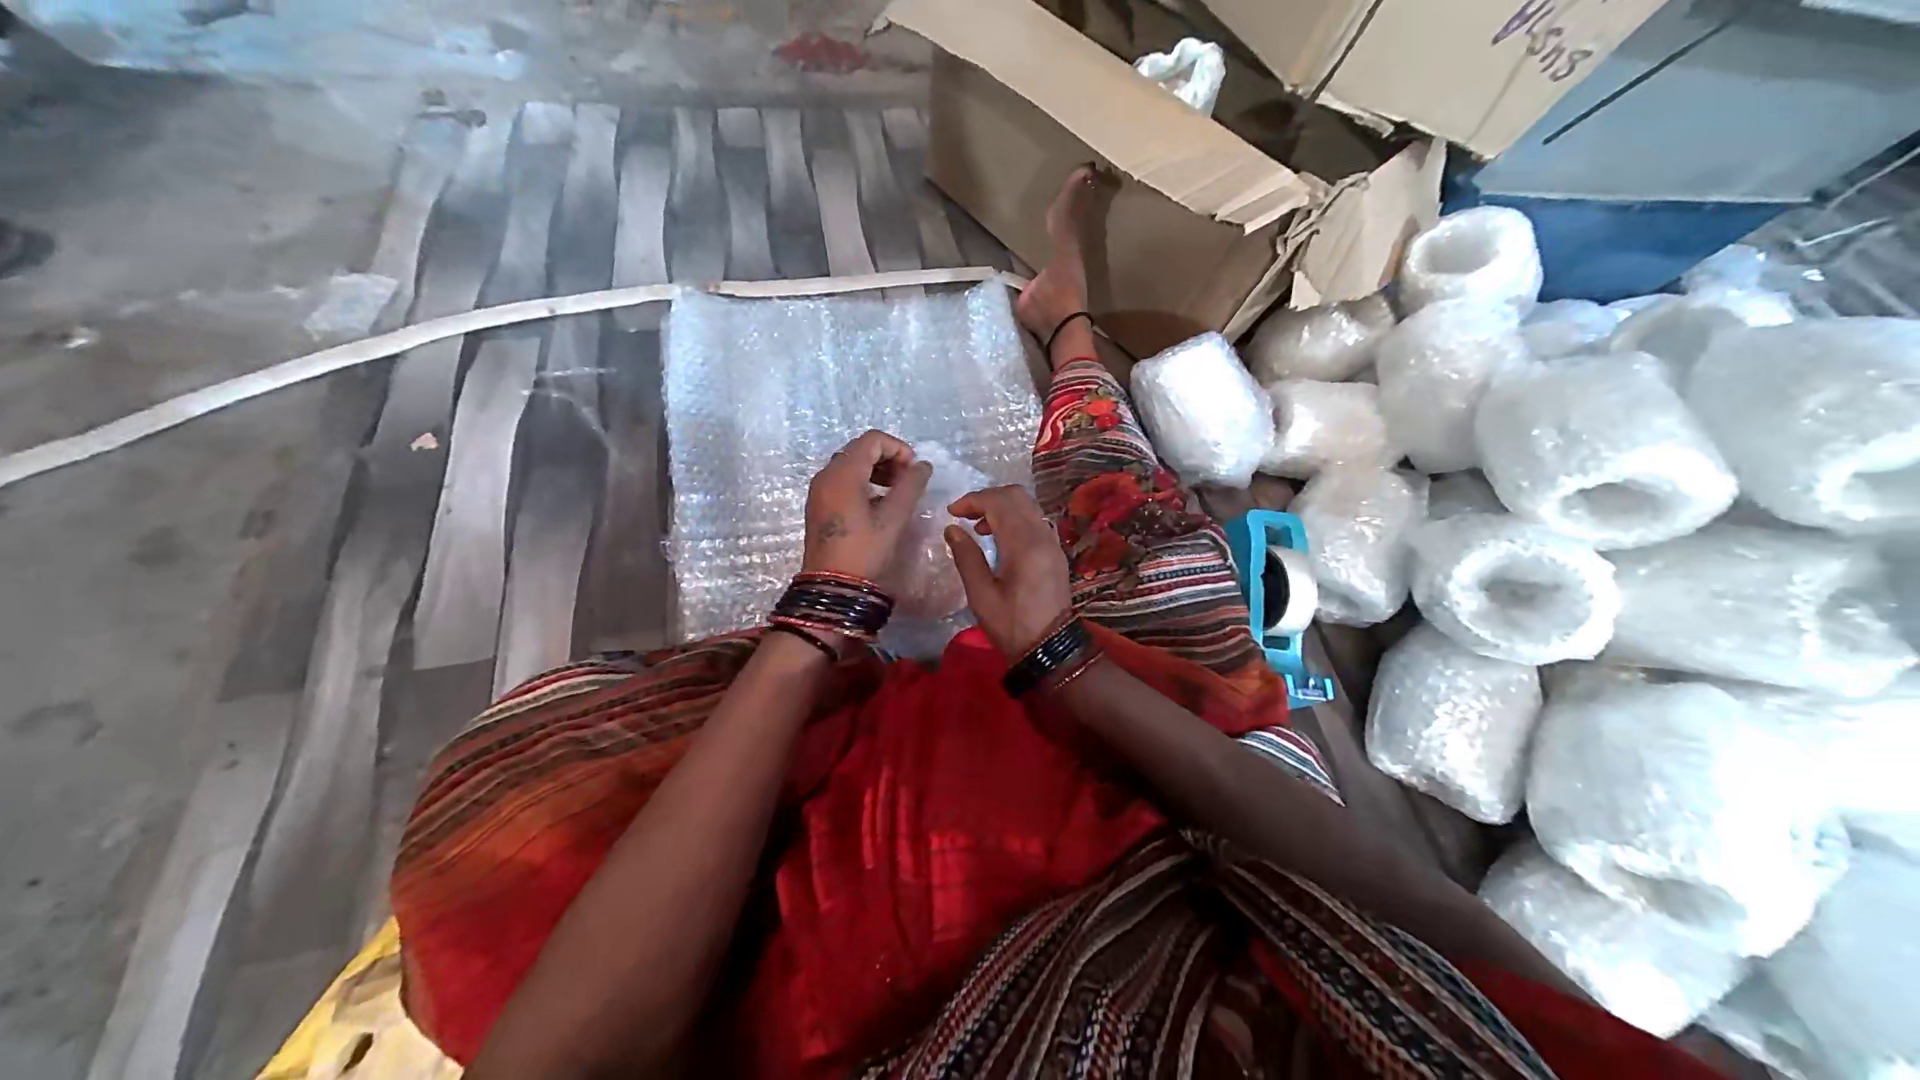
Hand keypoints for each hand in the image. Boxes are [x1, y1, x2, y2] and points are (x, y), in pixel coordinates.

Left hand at [802, 430, 931, 581]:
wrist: (832, 586)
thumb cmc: (864, 551)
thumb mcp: (893, 518)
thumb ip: (910, 486)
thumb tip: (923, 466)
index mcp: (843, 474)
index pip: (872, 440)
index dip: (898, 448)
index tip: (914, 470)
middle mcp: (826, 475)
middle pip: (860, 449)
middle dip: (887, 458)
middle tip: (907, 481)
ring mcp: (819, 490)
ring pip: (850, 464)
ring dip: (876, 469)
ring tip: (896, 492)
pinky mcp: (818, 505)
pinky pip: (841, 480)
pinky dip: (862, 481)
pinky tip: (878, 503)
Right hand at [944, 486, 1073, 655]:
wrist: (1051, 648)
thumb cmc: (1012, 625)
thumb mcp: (981, 595)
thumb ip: (967, 557)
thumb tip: (953, 529)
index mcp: (1024, 545)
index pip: (999, 502)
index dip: (973, 500)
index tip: (952, 513)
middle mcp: (1042, 536)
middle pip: (1016, 495)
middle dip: (987, 498)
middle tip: (965, 515)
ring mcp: (1052, 542)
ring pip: (1027, 505)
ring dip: (1001, 507)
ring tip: (978, 528)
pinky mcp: (1055, 551)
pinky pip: (1034, 520)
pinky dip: (1015, 518)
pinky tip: (999, 539)